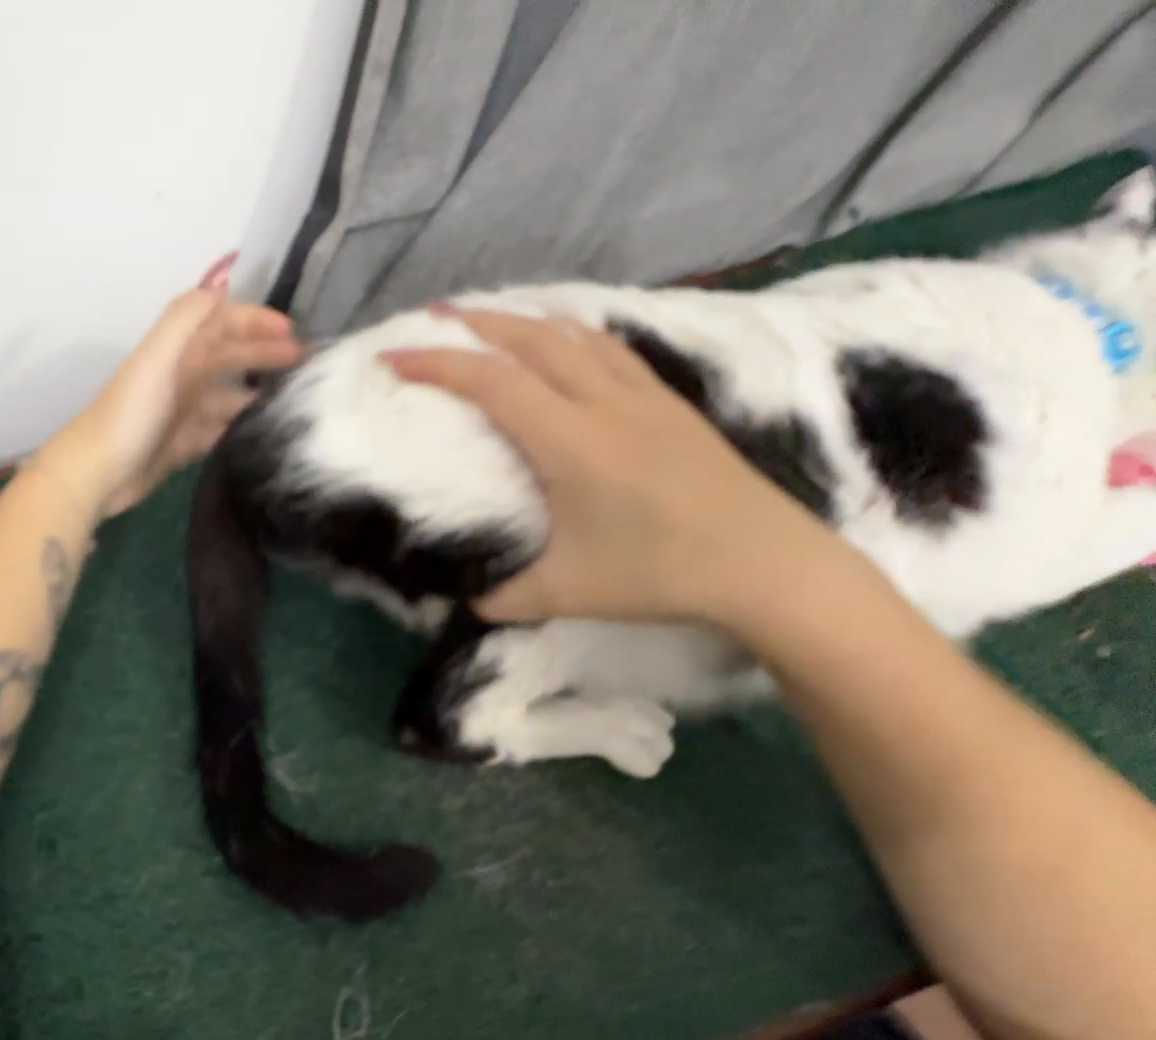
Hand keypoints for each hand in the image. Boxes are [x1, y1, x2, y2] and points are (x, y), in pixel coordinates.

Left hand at [45, 253, 302, 517]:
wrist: (98, 472)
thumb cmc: (131, 412)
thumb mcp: (157, 358)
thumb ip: (186, 318)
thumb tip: (222, 279)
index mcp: (176, 350)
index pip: (221, 322)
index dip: (254, 321)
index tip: (292, 330)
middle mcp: (180, 375)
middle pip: (228, 355)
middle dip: (264, 352)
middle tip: (304, 361)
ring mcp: (182, 410)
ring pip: (227, 393)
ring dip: (257, 391)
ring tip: (293, 398)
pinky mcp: (182, 444)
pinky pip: (219, 429)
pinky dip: (239, 426)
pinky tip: (263, 431)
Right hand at [386, 310, 859, 629]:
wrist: (768, 564)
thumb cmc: (661, 573)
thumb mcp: (568, 592)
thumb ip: (506, 595)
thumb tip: (466, 599)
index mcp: (569, 440)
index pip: (491, 382)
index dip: (437, 364)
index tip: (394, 356)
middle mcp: (603, 402)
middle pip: (531, 339)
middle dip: (477, 322)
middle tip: (434, 318)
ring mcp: (642, 396)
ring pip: (575, 334)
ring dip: (526, 319)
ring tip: (494, 318)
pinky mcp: (670, 403)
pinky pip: (609, 348)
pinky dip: (572, 331)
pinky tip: (567, 339)